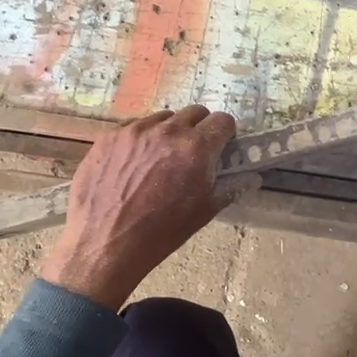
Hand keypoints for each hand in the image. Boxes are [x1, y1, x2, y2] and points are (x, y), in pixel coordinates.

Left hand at [39, 106, 260, 308]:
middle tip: (192, 152)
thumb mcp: (204, 212)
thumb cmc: (161, 232)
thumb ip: (231, 187)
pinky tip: (134, 163)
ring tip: (160, 158)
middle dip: (199, 128)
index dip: (225, 134)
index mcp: (197, 147)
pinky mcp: (109, 136)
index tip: (220, 147)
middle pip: (195, 112)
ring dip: (169, 131)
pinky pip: (134, 126)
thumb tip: (252, 177)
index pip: (223, 120)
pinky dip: (141, 138)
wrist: (104, 244)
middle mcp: (168, 130)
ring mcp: (135, 130)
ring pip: (163, 117)